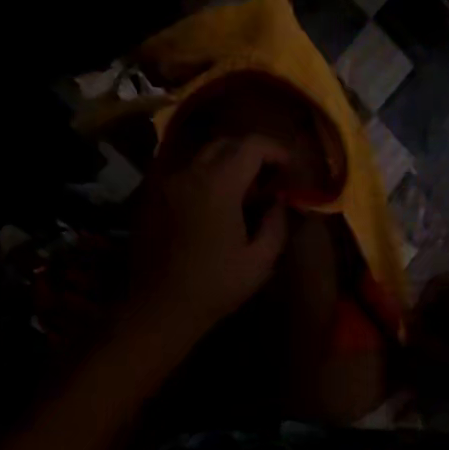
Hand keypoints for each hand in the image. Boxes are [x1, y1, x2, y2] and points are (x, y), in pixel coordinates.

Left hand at [128, 136, 292, 335]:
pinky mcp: (156, 196)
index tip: (291, 168)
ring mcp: (168, 183)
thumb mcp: (260, 260)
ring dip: (231, 164)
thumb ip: (276, 223)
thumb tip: (282, 202)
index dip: (277, 151)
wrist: (163, 306)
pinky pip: (189, 173)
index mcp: (219, 186)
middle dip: (254, 154)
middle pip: (226, 143)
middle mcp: (190, 174)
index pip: (252, 146)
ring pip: (205, 156)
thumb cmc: (216, 286)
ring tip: (249, 191)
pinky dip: (210, 177)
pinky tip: (221, 204)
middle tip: (273, 178)